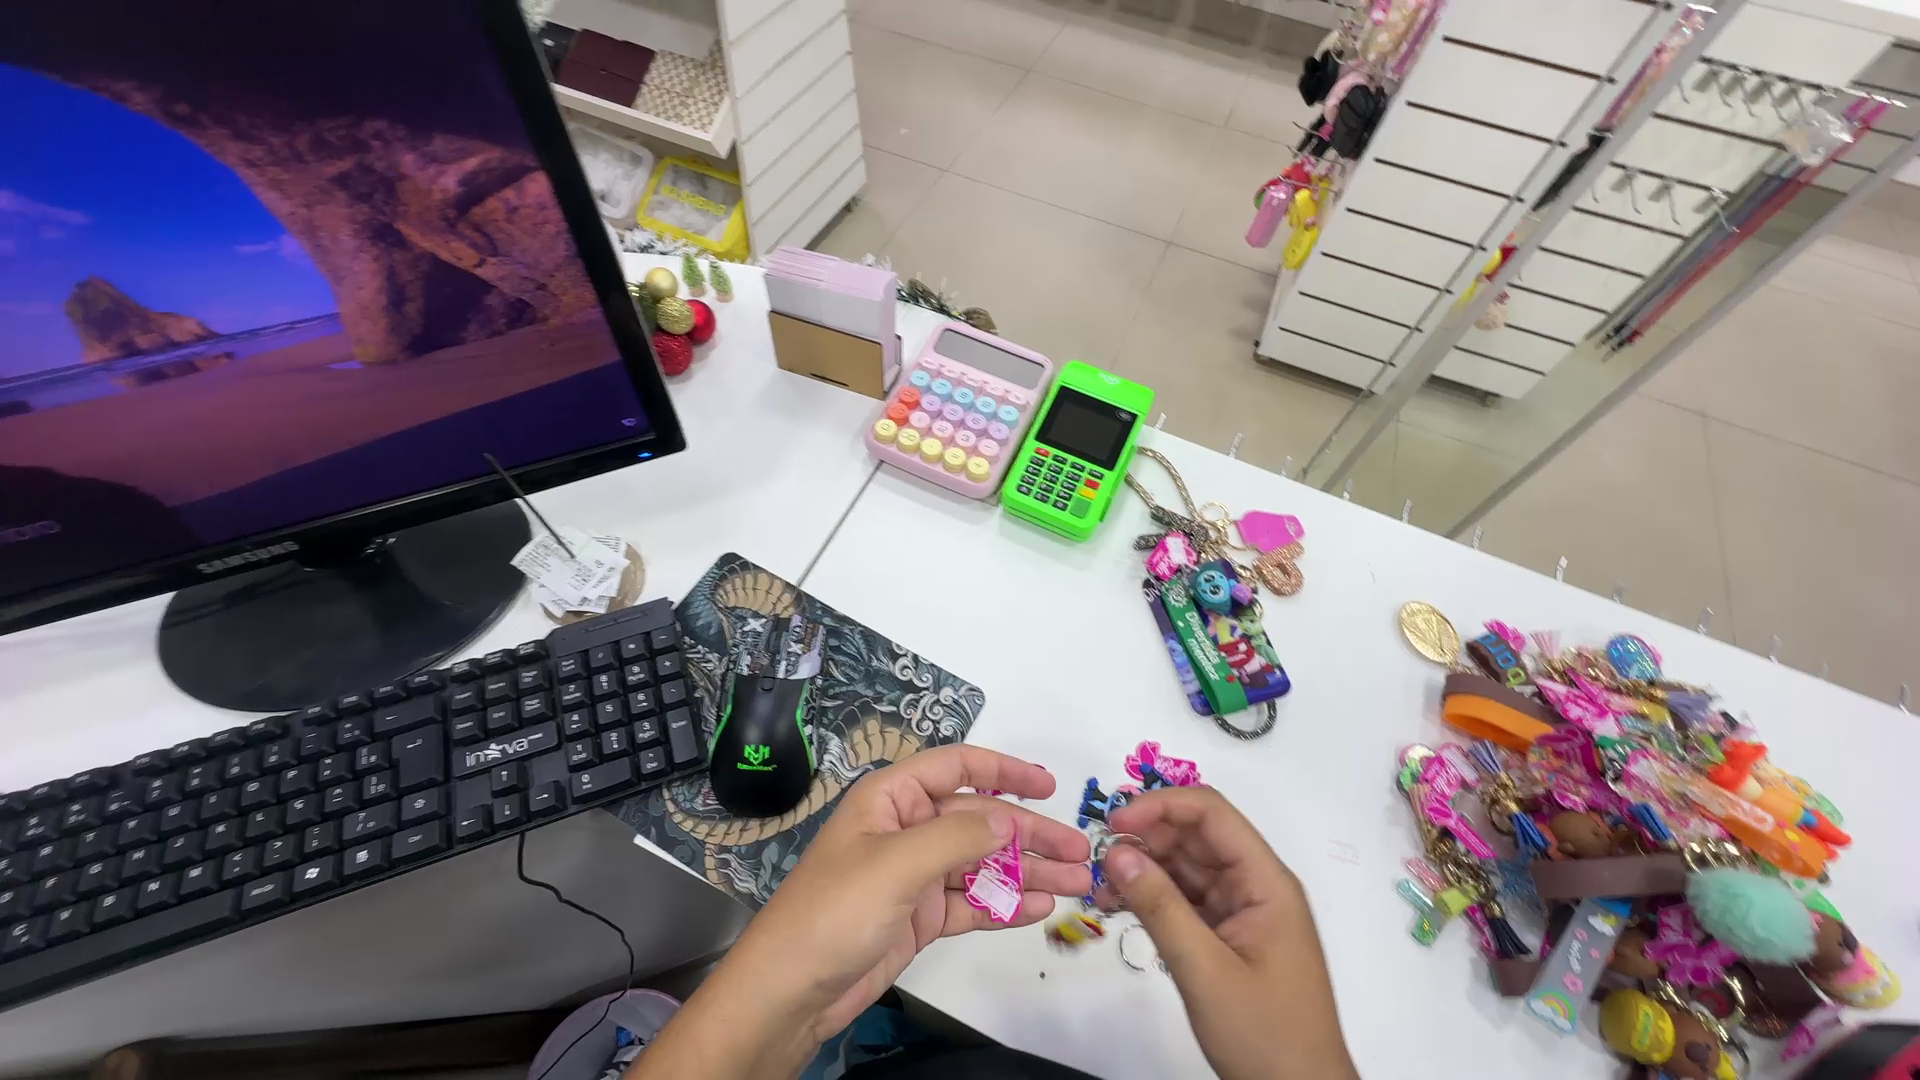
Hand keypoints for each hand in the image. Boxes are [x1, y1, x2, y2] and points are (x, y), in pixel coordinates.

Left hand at [632, 746, 1092, 1079]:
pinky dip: (1004, 904)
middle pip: (979, 820)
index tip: (1048, 785)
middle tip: (1079, 851)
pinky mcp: (919, 917)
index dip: (1004, 770)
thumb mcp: (896, 864)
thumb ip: (958, 835)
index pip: (956, 767)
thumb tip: (1009, 815)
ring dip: (1026, 872)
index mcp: (892, 798)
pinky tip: (1039, 909)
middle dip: (1029, 833)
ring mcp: (914, 875)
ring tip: (1076, 882)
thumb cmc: (835, 912)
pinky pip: (971, 902)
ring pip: (981, 864)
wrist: (788, 994)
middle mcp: (907, 829)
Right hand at [1102, 787, 1357, 1079]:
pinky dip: (1150, 895)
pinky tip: (1116, 905)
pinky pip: (1184, 896)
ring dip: (1143, 867)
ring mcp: (1240, 908)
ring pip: (1184, 865)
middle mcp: (1254, 883)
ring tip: (1100, 887)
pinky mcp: (1226, 932)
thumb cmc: (1265, 1035)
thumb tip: (1116, 852)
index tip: (1115, 824)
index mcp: (1265, 880)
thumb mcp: (1205, 971)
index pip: (1211, 814)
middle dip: (1146, 838)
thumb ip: (1160, 907)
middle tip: (1098, 861)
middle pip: (1195, 835)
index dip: (1161, 806)